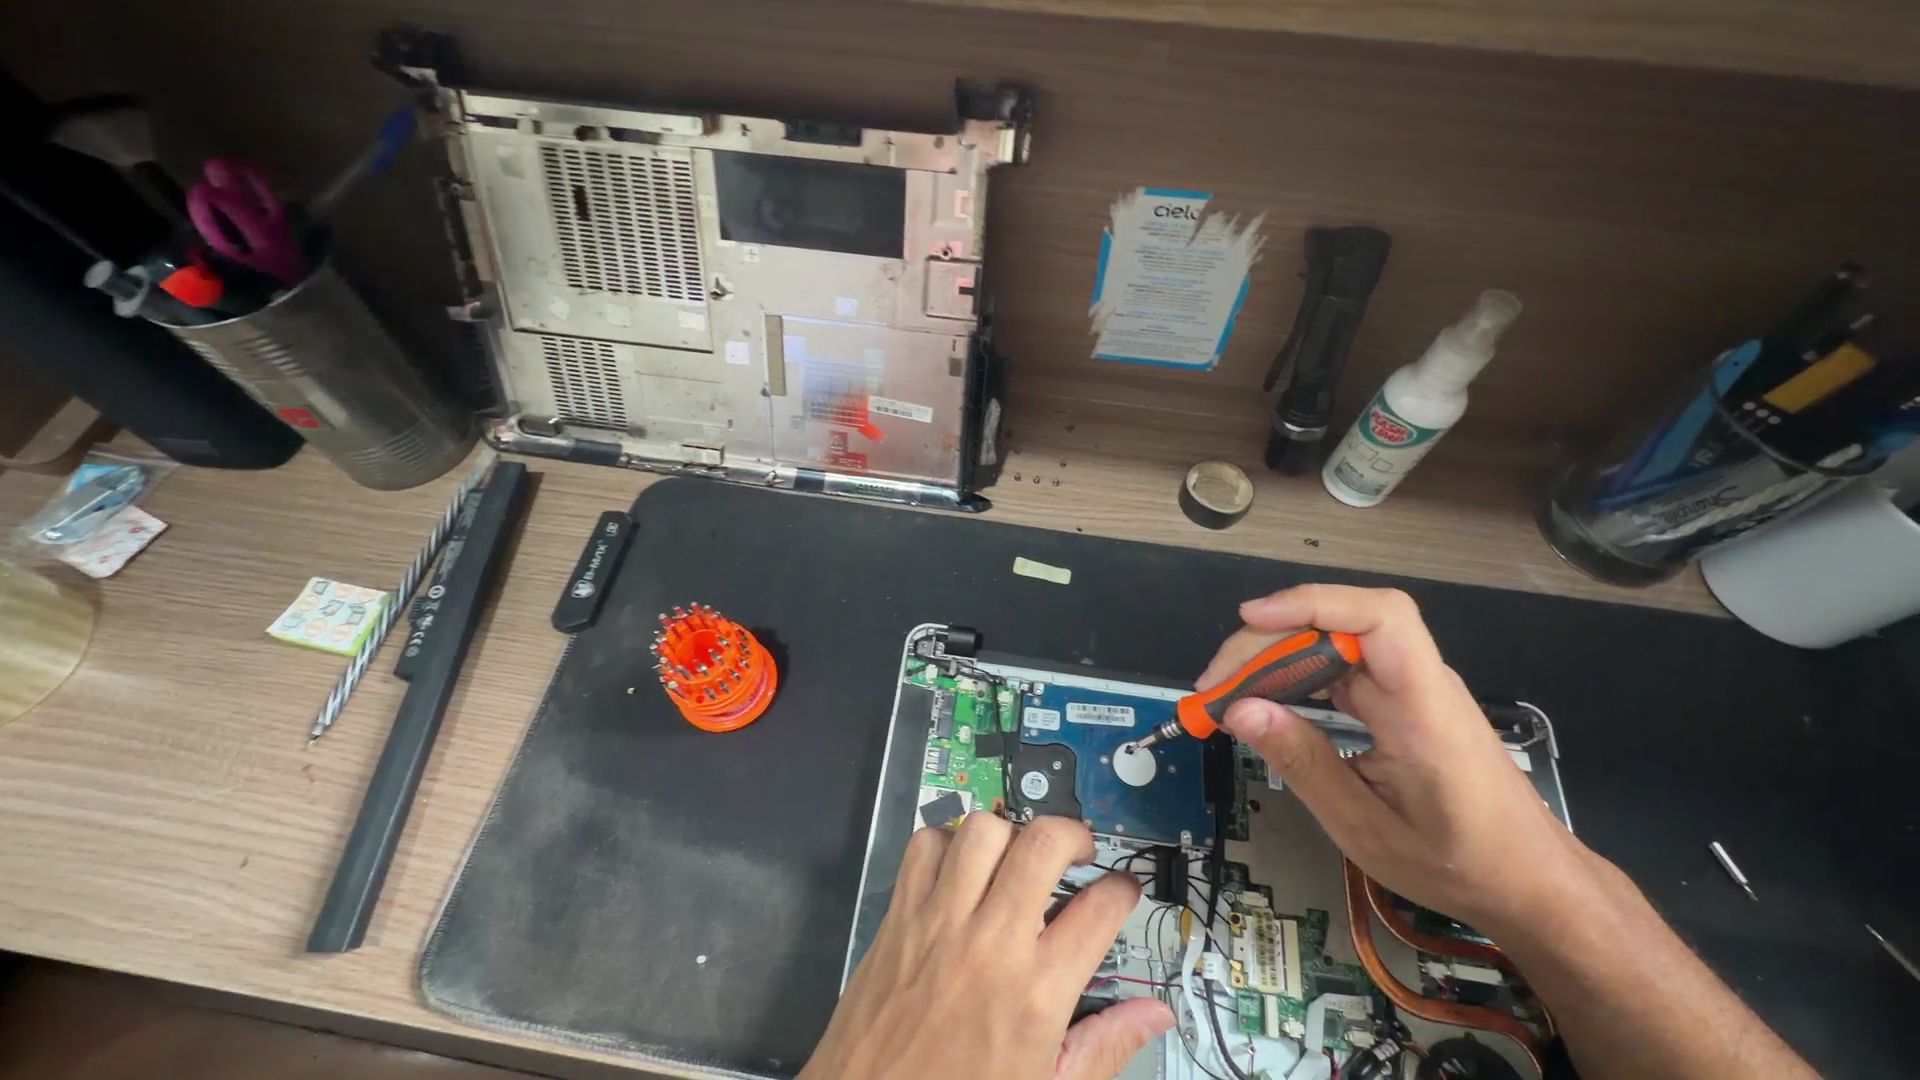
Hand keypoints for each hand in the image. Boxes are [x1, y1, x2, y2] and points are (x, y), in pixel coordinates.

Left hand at [802, 813, 1172, 1079]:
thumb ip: (1105, 1047)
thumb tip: (1155, 1013)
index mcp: (1037, 992)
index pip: (1099, 909)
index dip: (1122, 889)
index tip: (1121, 888)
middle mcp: (992, 941)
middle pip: (1043, 844)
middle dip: (1072, 834)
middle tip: (1076, 852)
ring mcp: (941, 921)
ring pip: (983, 830)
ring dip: (1008, 833)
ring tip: (1015, 858)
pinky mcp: (900, 914)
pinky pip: (925, 846)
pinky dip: (946, 843)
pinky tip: (959, 869)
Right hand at [1198, 585, 1596, 938]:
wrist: (1532, 882)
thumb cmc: (1460, 863)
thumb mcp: (1367, 829)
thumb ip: (1304, 764)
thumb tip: (1239, 710)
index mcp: (1424, 709)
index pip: (1380, 618)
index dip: (1312, 604)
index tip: (1249, 618)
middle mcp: (1420, 683)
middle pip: (1339, 626)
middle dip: (1267, 643)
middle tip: (1214, 688)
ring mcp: (1409, 689)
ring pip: (1334, 644)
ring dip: (1274, 659)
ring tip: (1227, 695)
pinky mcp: (1400, 702)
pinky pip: (1341, 671)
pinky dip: (1295, 678)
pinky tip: (1266, 701)